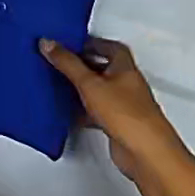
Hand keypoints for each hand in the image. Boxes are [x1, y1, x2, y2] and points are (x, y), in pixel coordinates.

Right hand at [40, 37, 185, 180]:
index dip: (94, 43)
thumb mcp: (90, 83)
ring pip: (101, 91)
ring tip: (63, 83)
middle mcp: (128, 86)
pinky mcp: (119, 126)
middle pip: (105, 69)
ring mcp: (125, 107)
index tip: (76, 41)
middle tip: (66, 60)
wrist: (145, 154)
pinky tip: (71, 113)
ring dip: (84, 88)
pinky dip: (84, 111)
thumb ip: (67, 63)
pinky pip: (98, 112)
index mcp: (126, 70)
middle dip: (85, 64)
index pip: (112, 48)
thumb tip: (49, 43)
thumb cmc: (128, 116)